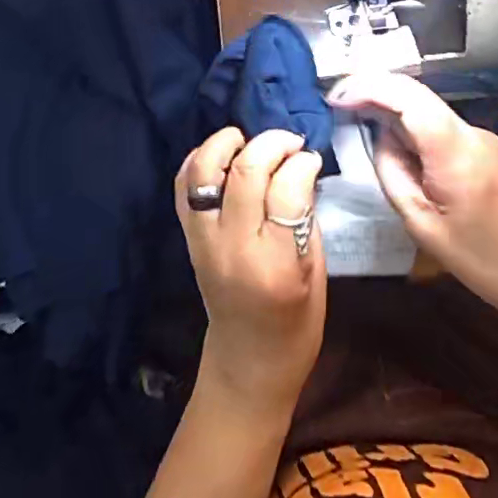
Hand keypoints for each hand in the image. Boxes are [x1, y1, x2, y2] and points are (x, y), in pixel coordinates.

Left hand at [175, 128, 326, 406]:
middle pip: (244, 173)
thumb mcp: (315, 272)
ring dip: (224, 144)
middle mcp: (232, 244)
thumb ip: (305, 217)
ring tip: (247, 139)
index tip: (309, 157)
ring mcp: (202, 238)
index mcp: (274, 262)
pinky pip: (182, 185)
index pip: (285, 191)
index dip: (300, 163)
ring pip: (203, 171)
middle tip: (288, 142)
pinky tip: (220, 156)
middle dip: (269, 144)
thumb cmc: (296, 323)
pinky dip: (197, 160)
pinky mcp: (186, 235)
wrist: (248, 358)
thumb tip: (300, 168)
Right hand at [328, 73, 497, 313]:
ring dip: (393, 116)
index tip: (337, 98)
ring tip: (369, 138)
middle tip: (339, 106)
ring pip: (425, 110)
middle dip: (373, 94)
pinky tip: (402, 154)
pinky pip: (439, 126)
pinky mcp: (487, 147)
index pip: (408, 98)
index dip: (367, 88)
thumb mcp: (419, 223)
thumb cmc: (481, 260)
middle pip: (415, 96)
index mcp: (457, 154)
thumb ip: (392, 172)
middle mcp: (474, 135)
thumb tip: (381, 137)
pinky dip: (412, 129)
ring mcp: (484, 138)